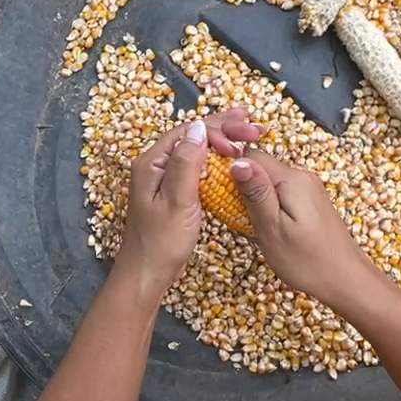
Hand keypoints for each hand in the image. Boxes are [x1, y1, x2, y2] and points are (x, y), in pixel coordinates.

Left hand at [115, 110, 265, 294]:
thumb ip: (187, 163)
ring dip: (222, 140)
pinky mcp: (173, 193)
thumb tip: (199, 127)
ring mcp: (164, 179)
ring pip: (196, 150)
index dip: (218, 128)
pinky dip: (216, 159)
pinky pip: (196, 167)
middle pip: (192, 136)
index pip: (188, 131)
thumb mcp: (177, 201)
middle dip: (224, 128)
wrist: (146, 275)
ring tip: (247, 132)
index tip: (245, 134)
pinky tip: (231, 158)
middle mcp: (155, 166)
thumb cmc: (161, 243)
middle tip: (254, 126)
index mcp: (151, 163)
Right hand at [229, 148, 380, 307]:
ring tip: (243, 222)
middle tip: (226, 211)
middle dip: (239, 185)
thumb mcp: (272, 229)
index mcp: (291, 179)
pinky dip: (267, 205)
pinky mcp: (310, 202)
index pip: (250, 155)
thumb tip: (236, 161)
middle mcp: (302, 177)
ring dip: (252, 197)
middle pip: (260, 167)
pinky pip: (280, 194)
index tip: (212, 186)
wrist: (347, 281)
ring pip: (269, 182)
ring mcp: (308, 189)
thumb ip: (255, 193)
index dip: (228, 167)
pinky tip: (262, 226)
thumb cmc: (307, 261)